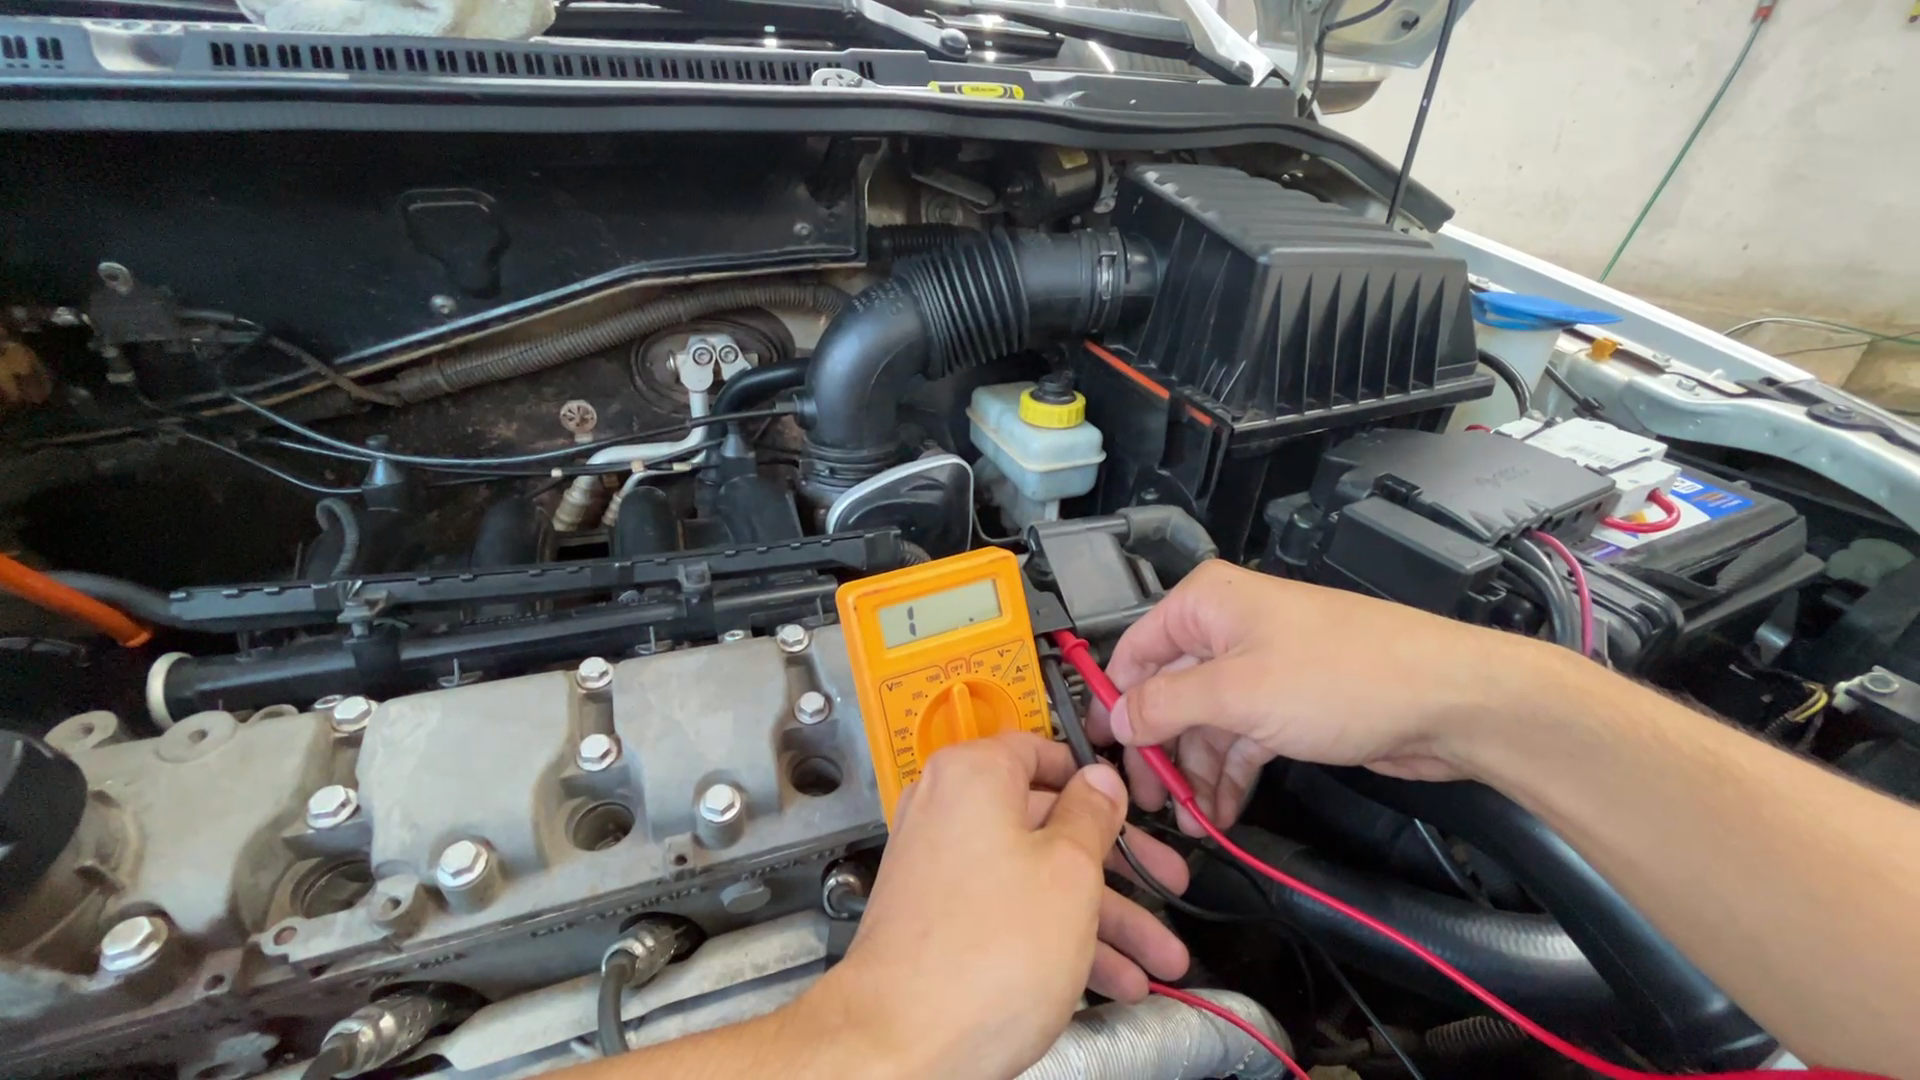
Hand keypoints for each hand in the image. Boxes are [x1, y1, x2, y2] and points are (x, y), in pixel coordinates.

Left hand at [800, 733, 1190, 1078]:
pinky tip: (1114, 979)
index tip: (1130, 804)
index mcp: (973, 775)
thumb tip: (1099, 778)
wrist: (902, 1043)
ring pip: (1035, 873)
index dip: (1092, 778)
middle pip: (1047, 820)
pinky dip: (1058, 933)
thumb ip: (1092, 814)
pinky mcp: (939, 917)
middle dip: (1118, 865)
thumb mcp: (1068, 870)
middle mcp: (949, 809)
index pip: (1040, 750)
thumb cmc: (986, 951)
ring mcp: (941, 865)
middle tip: (1167, 884)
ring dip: (1103, 916)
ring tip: (1158, 959)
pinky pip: (1009, 907)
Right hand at [1088, 561, 1550, 831]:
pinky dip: (1226, 774)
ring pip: (1203, 723)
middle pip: (1168, 692)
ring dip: (1194, 771)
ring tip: (1191, 819)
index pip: (1135, 652)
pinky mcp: (1285, 703)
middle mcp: (1226, 630)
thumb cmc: (1343, 677)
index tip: (1106, 752)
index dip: (1117, 702)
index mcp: (1206, 604)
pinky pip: (1238, 739)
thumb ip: (1165, 705)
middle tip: (1151, 798)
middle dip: (1159, 748)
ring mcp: (1257, 668)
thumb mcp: (1237, 692)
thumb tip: (1118, 717)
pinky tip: (1218, 811)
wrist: (1450, 702)